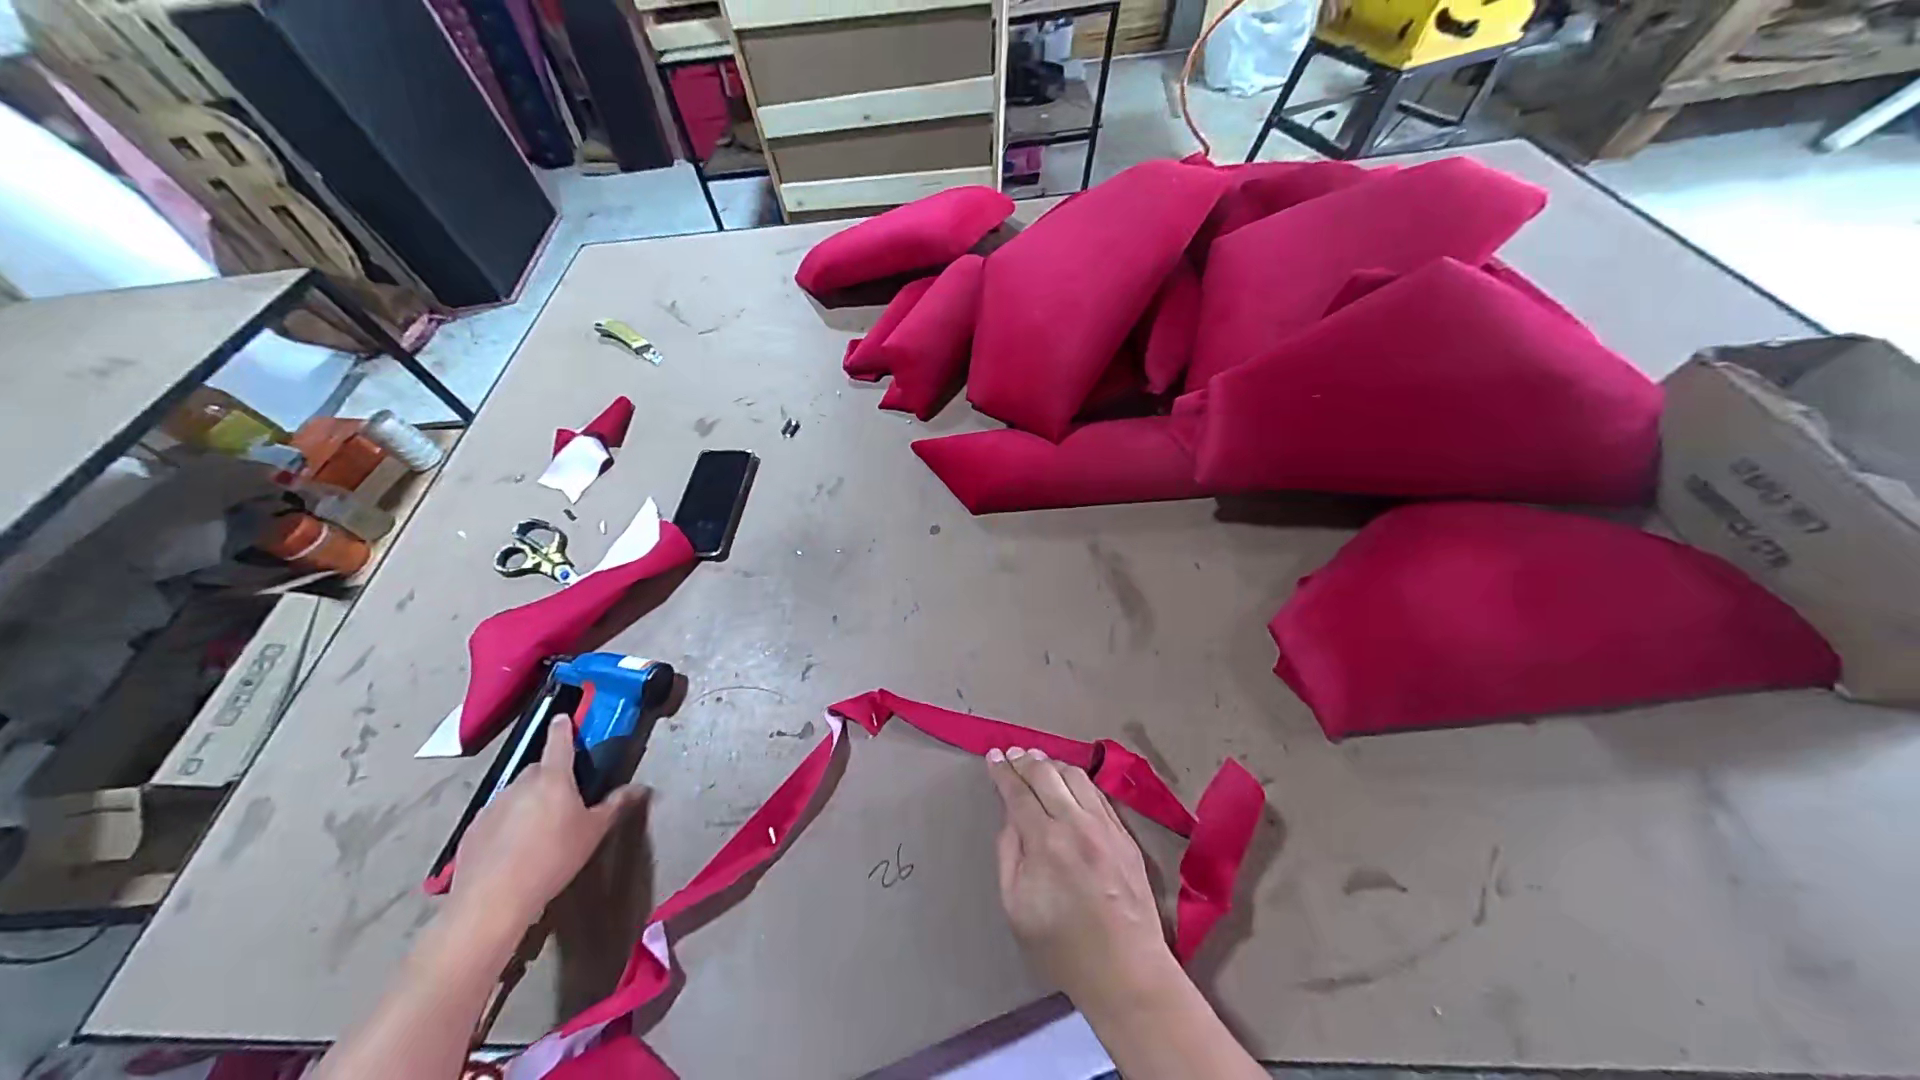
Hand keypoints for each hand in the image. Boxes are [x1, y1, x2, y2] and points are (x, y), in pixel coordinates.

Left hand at [450, 715, 645, 932]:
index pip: (559, 740)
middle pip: (539, 769)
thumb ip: (616, 805)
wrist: (492, 900)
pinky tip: (515, 849)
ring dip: (529, 801)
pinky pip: (497, 815)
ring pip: (517, 792)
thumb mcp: (593, 832)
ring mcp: (492, 805)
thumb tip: (640, 788)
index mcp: (553, 777)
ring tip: (540, 830)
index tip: (564, 718)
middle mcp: (520, 783)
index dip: (563, 727)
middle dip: (552, 776)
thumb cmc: (553, 859)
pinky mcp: (473, 828)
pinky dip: (508, 822)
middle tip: (565, 799)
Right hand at [987, 747, 1178, 1011]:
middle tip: (1012, 753)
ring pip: (1077, 777)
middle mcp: (1077, 824)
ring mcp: (1106, 827)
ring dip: (1053, 764)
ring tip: (1038, 760)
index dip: (1003, 772)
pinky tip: (1070, 781)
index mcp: (1046, 842)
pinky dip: (1079, 780)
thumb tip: (1010, 818)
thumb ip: (1008, 854)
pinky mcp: (1126, 835)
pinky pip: (1099, 794)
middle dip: (1025, 760)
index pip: (1019, 793)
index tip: (993, 757)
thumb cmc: (1062, 946)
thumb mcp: (1015, 906)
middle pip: (1047, 775)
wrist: (1126, 969)